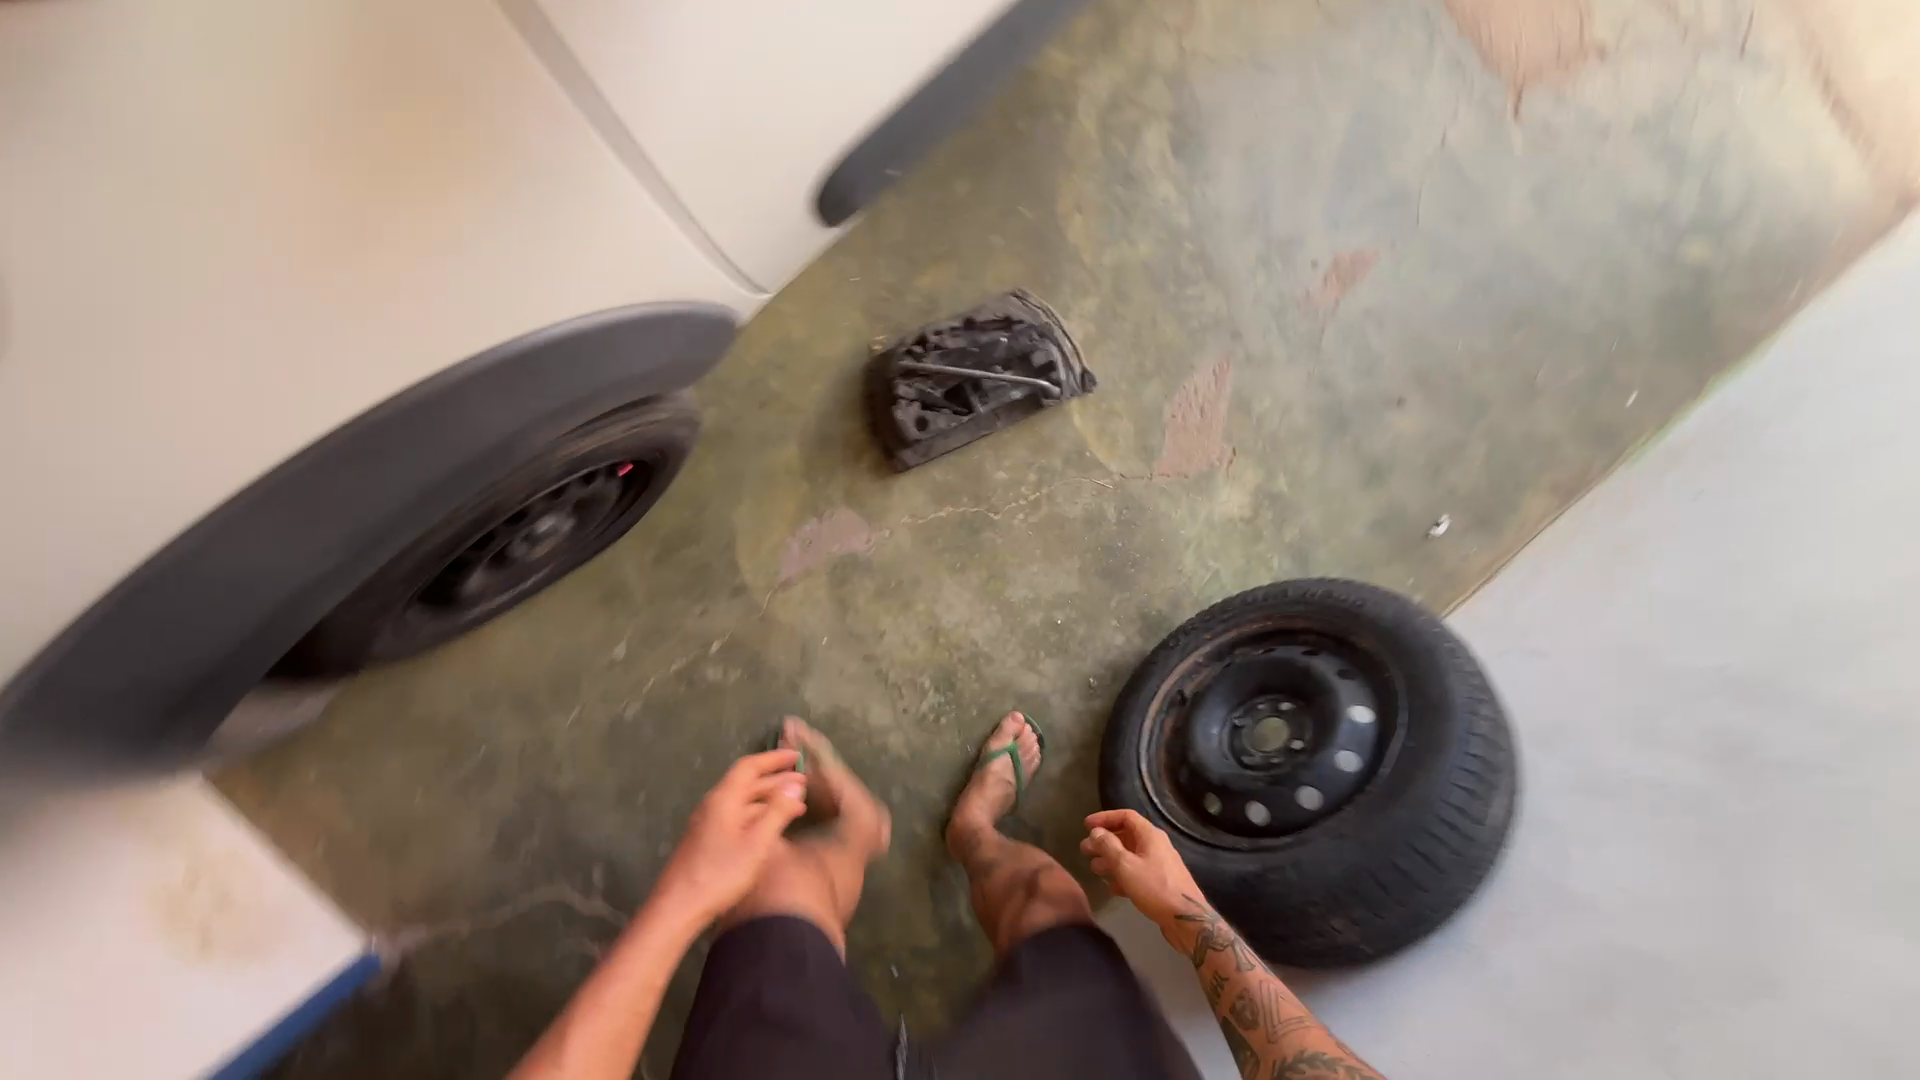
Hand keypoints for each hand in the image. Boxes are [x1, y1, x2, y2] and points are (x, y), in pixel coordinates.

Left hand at [653, 749, 807, 925]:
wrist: (677, 909)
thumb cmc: (720, 873)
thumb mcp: (757, 842)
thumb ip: (777, 811)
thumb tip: (794, 785)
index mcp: (723, 798)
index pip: (749, 766)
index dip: (774, 759)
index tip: (796, 757)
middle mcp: (714, 805)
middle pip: (747, 783)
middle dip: (776, 780)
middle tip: (803, 782)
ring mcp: (708, 824)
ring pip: (743, 802)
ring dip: (769, 800)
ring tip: (796, 806)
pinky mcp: (706, 842)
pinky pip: (737, 817)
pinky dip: (758, 815)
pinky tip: (771, 828)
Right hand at [1081, 808, 1206, 927]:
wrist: (1187, 920)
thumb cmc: (1154, 887)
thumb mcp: (1125, 865)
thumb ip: (1108, 846)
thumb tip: (1096, 832)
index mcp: (1150, 835)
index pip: (1125, 816)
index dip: (1104, 818)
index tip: (1086, 825)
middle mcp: (1156, 845)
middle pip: (1126, 836)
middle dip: (1104, 842)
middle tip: (1085, 850)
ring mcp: (1159, 865)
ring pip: (1130, 856)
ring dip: (1111, 860)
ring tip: (1094, 869)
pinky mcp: (1160, 883)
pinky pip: (1137, 872)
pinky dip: (1122, 876)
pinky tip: (1111, 887)